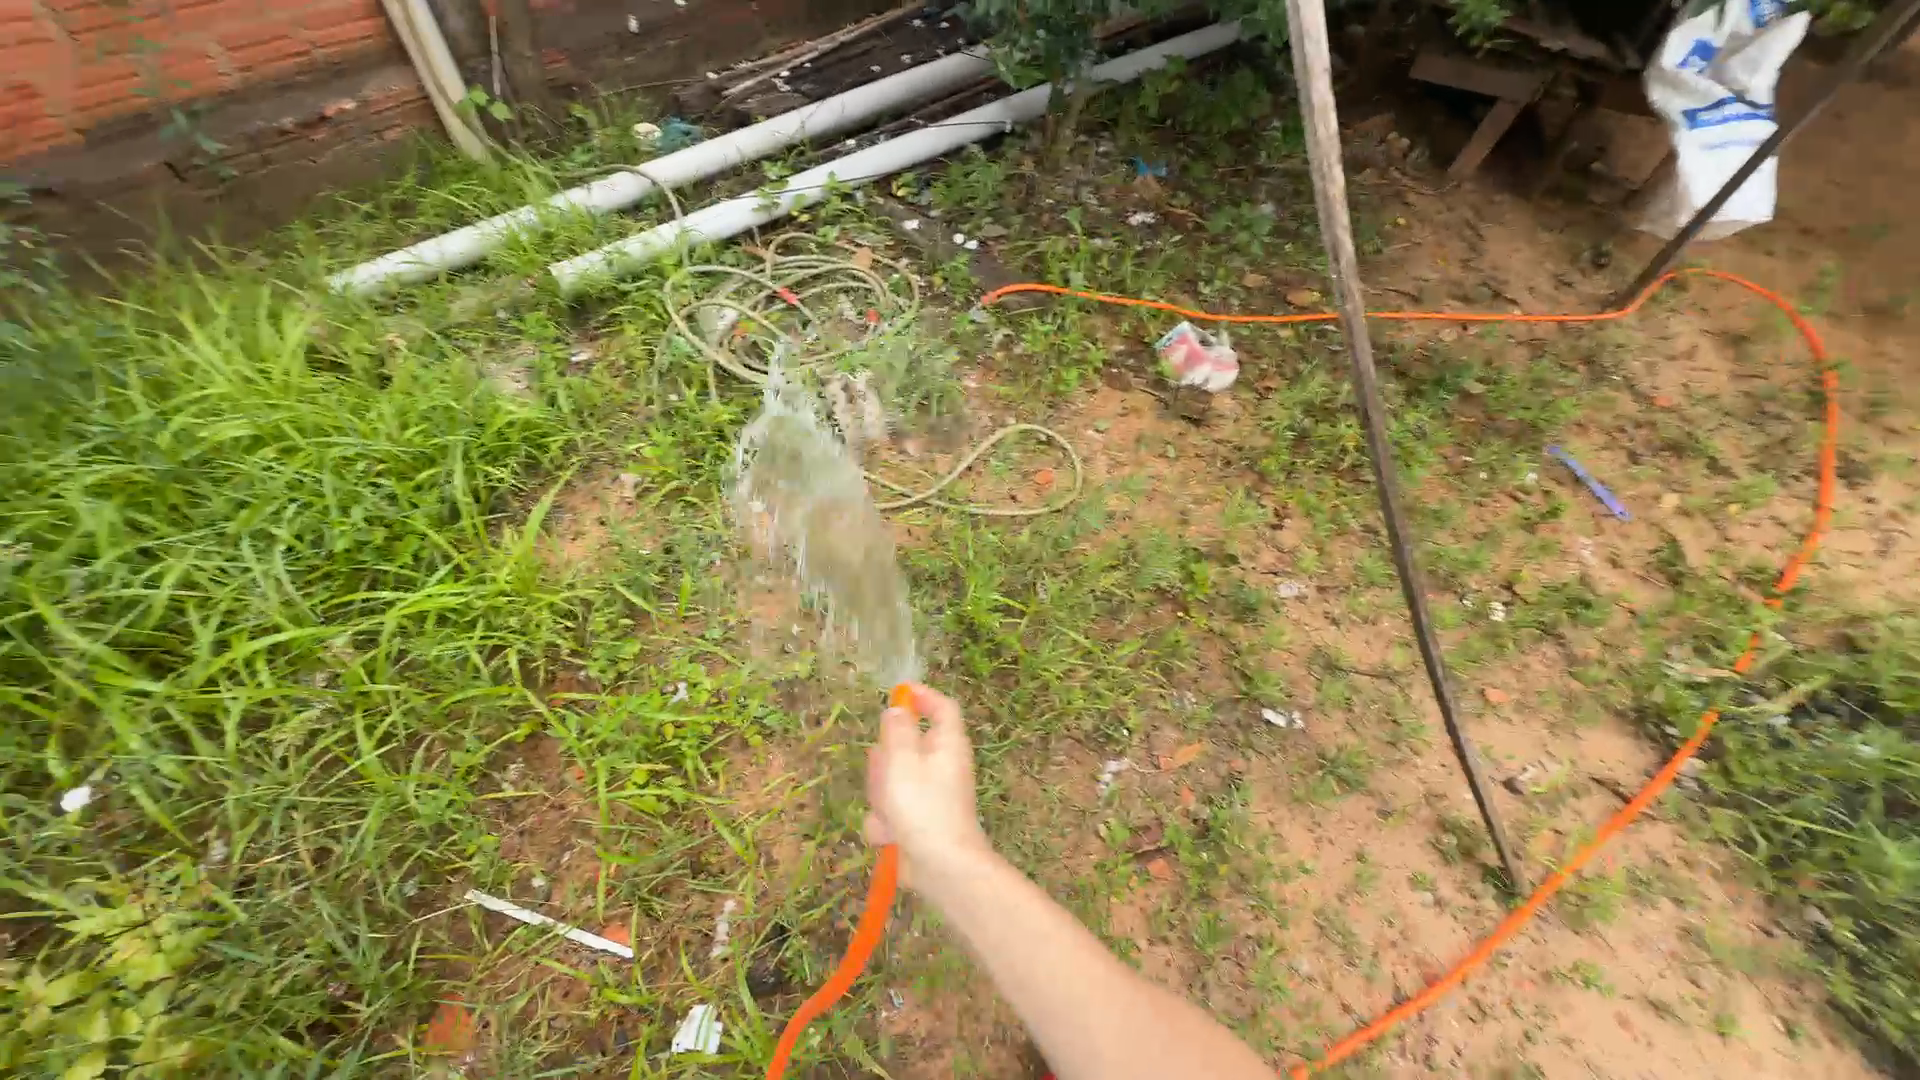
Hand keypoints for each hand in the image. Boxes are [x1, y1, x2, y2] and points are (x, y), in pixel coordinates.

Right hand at [865, 684, 989, 878]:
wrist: (941, 867)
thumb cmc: (923, 807)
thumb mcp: (903, 761)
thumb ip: (897, 731)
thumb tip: (897, 709)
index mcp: (947, 744)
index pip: (941, 708)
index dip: (921, 697)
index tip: (897, 693)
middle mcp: (941, 766)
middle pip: (906, 746)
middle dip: (885, 762)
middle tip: (882, 772)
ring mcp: (929, 795)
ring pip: (892, 781)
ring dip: (882, 797)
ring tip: (887, 813)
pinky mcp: (917, 821)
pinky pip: (892, 811)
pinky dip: (886, 823)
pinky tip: (889, 835)